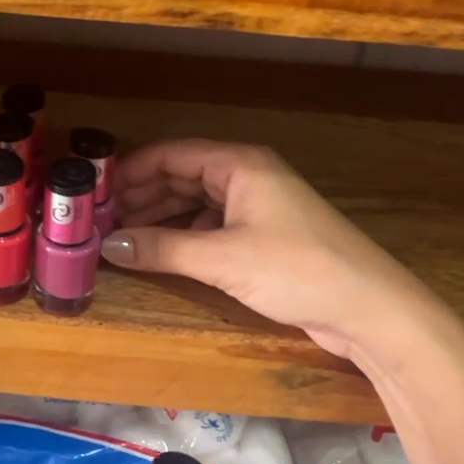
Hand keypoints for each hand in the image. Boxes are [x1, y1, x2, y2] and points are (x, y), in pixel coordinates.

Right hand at [101, 140, 460, 363]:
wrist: (369, 309)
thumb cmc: (296, 269)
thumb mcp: (222, 259)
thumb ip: (162, 248)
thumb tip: (109, 244)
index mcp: (240, 164)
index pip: (172, 154)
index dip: (131, 170)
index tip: (95, 192)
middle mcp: (247, 178)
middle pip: (182, 177)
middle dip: (141, 196)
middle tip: (100, 220)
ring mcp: (258, 208)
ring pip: (195, 204)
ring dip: (160, 219)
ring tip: (120, 239)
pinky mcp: (264, 239)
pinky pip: (211, 228)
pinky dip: (184, 238)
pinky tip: (160, 254)